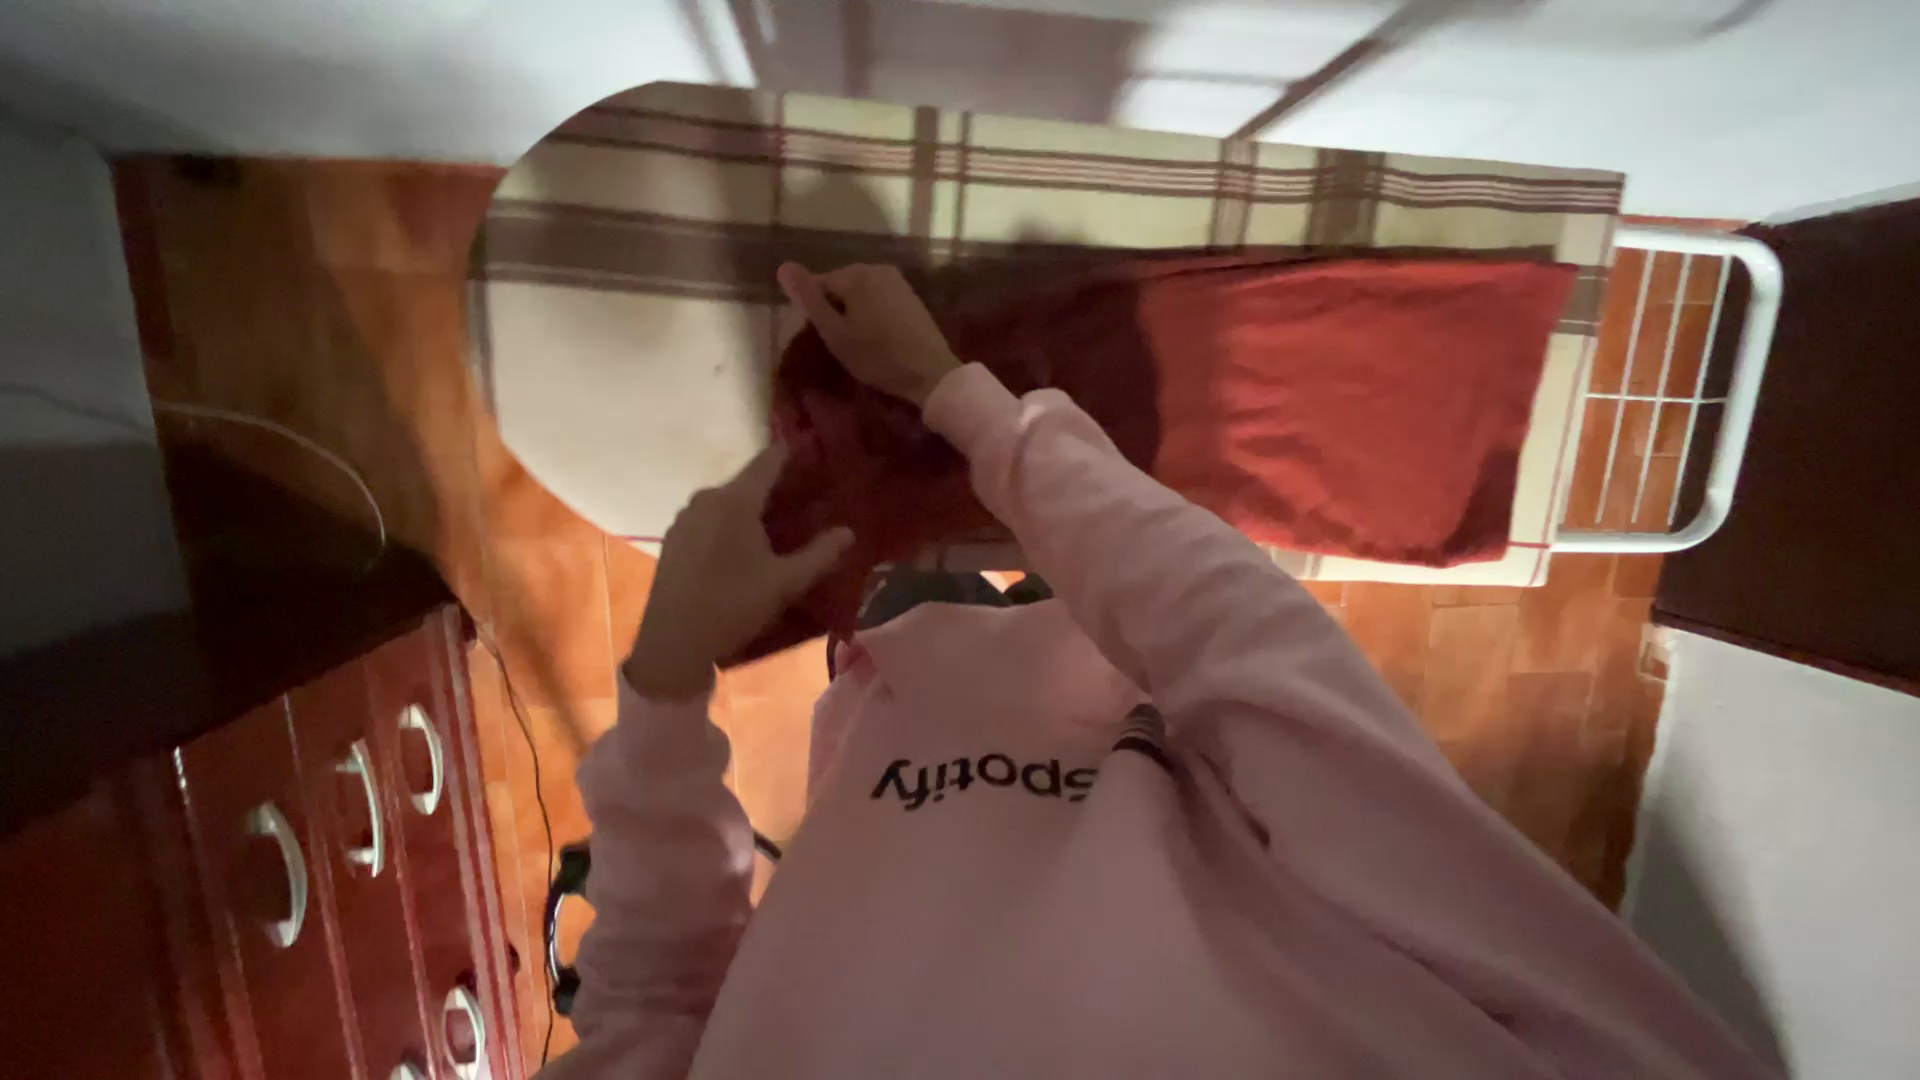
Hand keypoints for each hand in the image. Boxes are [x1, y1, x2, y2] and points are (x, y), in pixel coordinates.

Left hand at [623, 444, 853, 699]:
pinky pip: (709, 519)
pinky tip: (743, 545)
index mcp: (735, 500)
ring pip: (726, 502)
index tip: (810, 448)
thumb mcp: (786, 582)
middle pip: (746, 482)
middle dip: (774, 485)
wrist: (673, 643)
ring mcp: (684, 519)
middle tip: (804, 494)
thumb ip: (820, 554)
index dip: (790, 452)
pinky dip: (729, 523)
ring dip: (750, 507)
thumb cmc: (734, 605)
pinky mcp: (673, 540)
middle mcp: (706, 499)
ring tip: (777, 521)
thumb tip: (848, 532)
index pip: (767, 461)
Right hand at [776, 262, 963, 406]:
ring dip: (854, 314)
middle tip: (837, 344)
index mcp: (855, 273)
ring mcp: (898, 282)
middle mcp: (877, 268)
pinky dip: (872, 316)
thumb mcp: (835, 333)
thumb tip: (783, 266)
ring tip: (856, 344)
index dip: (813, 311)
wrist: (930, 373)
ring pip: (861, 294)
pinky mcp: (912, 298)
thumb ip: (809, 299)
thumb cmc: (877, 356)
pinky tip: (877, 339)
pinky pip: (880, 301)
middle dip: (834, 310)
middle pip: (841, 287)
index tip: (819, 338)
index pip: (818, 284)